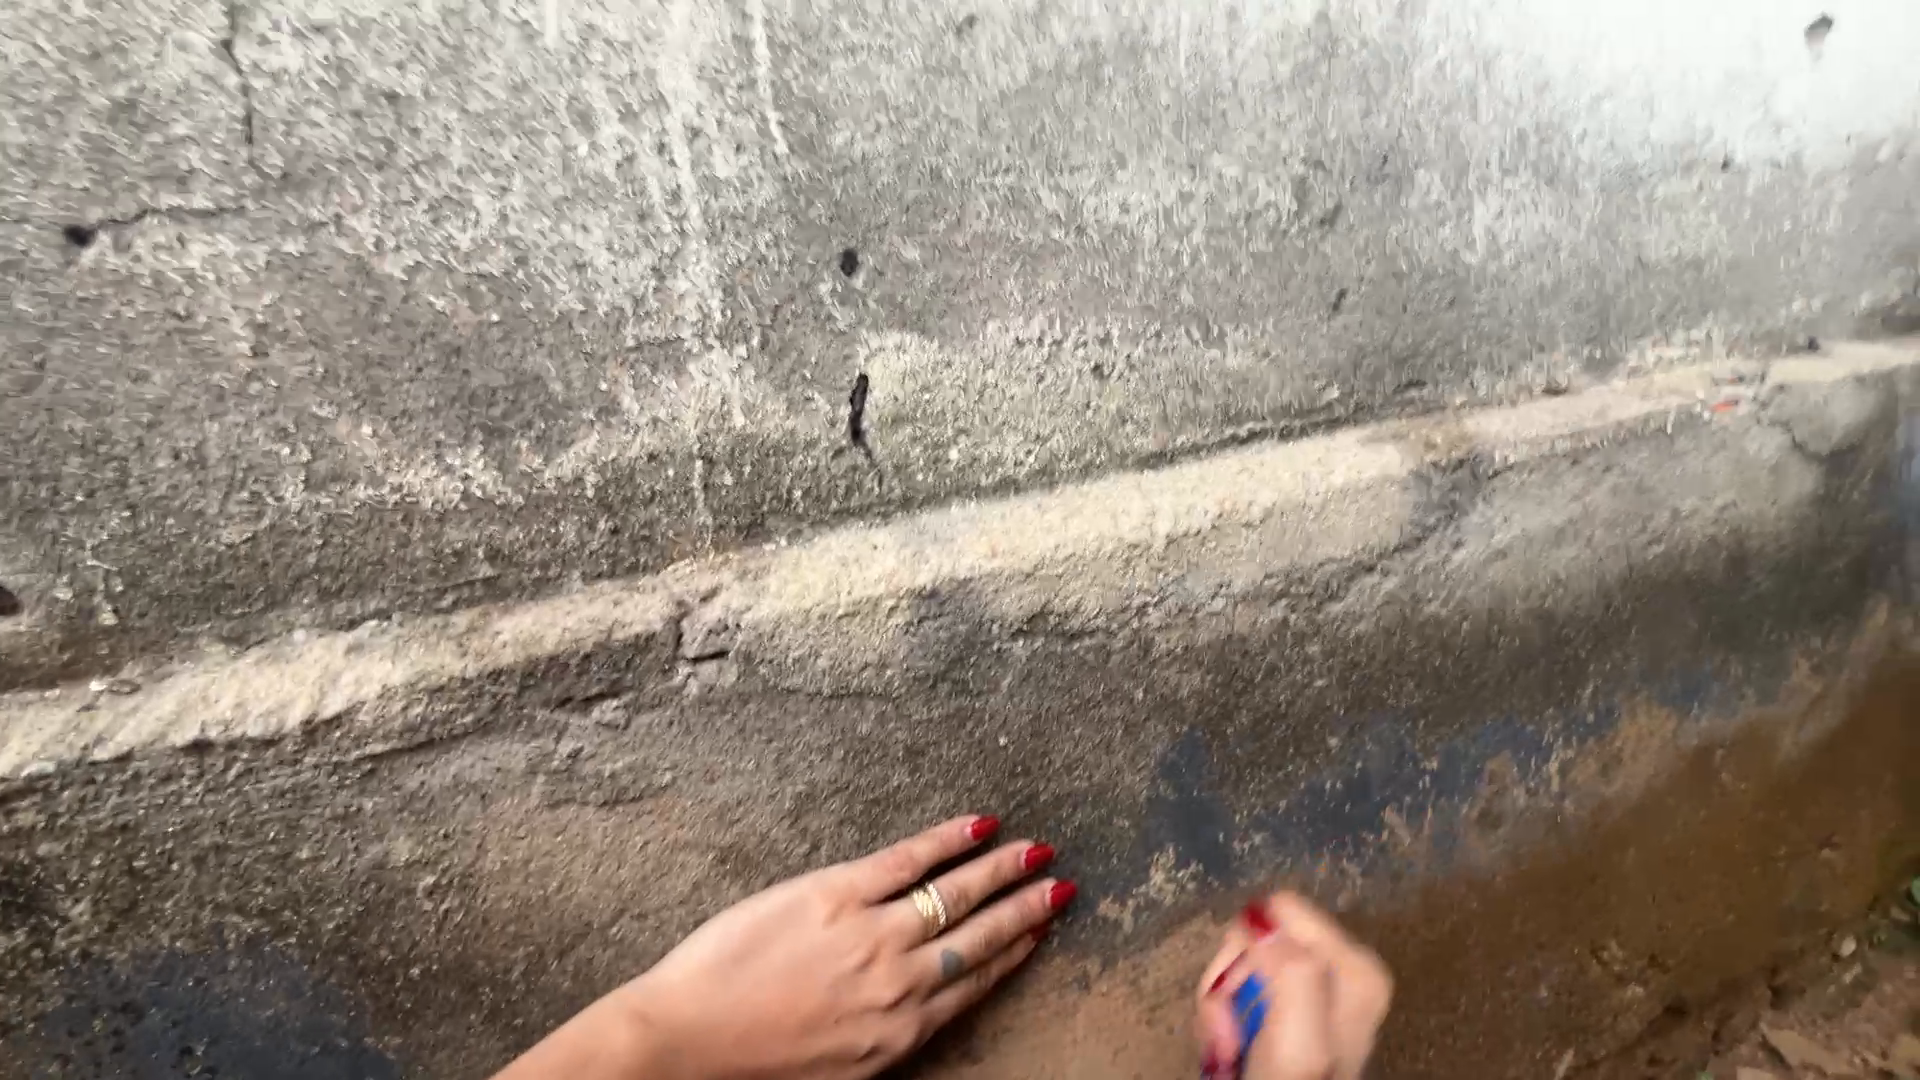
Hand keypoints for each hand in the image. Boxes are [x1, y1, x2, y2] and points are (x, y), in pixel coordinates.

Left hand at [493, 815, 1074, 1079]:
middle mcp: (900, 984)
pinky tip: (979, 824)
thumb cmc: (753, 1062)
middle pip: (980, 937)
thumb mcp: (837, 1067)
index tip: (1042, 930)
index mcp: (899, 1033)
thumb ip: (884, 1031)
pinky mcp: (840, 894)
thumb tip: (922, 997)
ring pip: (956, 894)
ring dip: (1002, 871)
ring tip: (1035, 852)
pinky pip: (909, 861)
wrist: (682, 1046)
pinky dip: (947, 840)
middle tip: (1062, 884)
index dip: (1015, 952)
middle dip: (1026, 909)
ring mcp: (873, 934)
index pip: (975, 981)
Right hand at [1194, 893, 1392, 1079]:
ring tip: (1227, 1042)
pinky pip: (1238, 982)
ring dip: (1220, 1000)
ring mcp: (1313, 988)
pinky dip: (1223, 1012)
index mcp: (1356, 968)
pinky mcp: (1288, 1003)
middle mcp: (1340, 970)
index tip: (1239, 993)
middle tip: (1228, 1024)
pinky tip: (1230, 1043)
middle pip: (1257, 934)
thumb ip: (1292, 972)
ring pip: (1239, 959)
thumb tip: (1261, 916)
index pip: (1278, 909)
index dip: (1246, 947)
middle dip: (1229, 976)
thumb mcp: (1299, 1040)